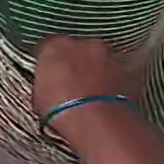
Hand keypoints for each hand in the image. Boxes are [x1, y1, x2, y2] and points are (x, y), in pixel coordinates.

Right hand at [33, 36, 163, 163]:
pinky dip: (107, 80)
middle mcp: (83, 44)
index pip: (48, 47)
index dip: (46, 61)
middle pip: (76, 49)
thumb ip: (44, 80)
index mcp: (56, 46)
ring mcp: (106, 55)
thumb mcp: (38, 95)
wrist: (94, 120)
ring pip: (96, 59)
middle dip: (72, 62)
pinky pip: (111, 72)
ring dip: (92, 70)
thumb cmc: (61, 107)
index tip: (46, 72)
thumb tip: (47, 84)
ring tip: (84, 92)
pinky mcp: (124, 70)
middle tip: (66, 82)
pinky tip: (99, 97)